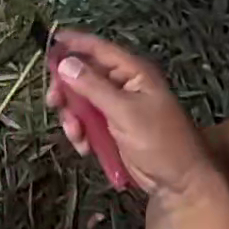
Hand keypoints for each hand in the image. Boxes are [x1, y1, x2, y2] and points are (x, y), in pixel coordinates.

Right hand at [46, 30, 215, 204]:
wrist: (179, 185)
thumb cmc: (159, 141)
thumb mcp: (124, 112)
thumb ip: (92, 86)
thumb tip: (64, 62)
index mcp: (133, 72)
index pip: (99, 49)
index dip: (74, 43)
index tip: (49, 42)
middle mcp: (123, 85)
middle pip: (84, 75)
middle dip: (67, 88)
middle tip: (53, 100)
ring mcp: (117, 107)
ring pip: (81, 100)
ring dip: (73, 115)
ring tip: (75, 132)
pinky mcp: (112, 128)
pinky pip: (87, 121)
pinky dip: (81, 131)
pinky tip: (84, 146)